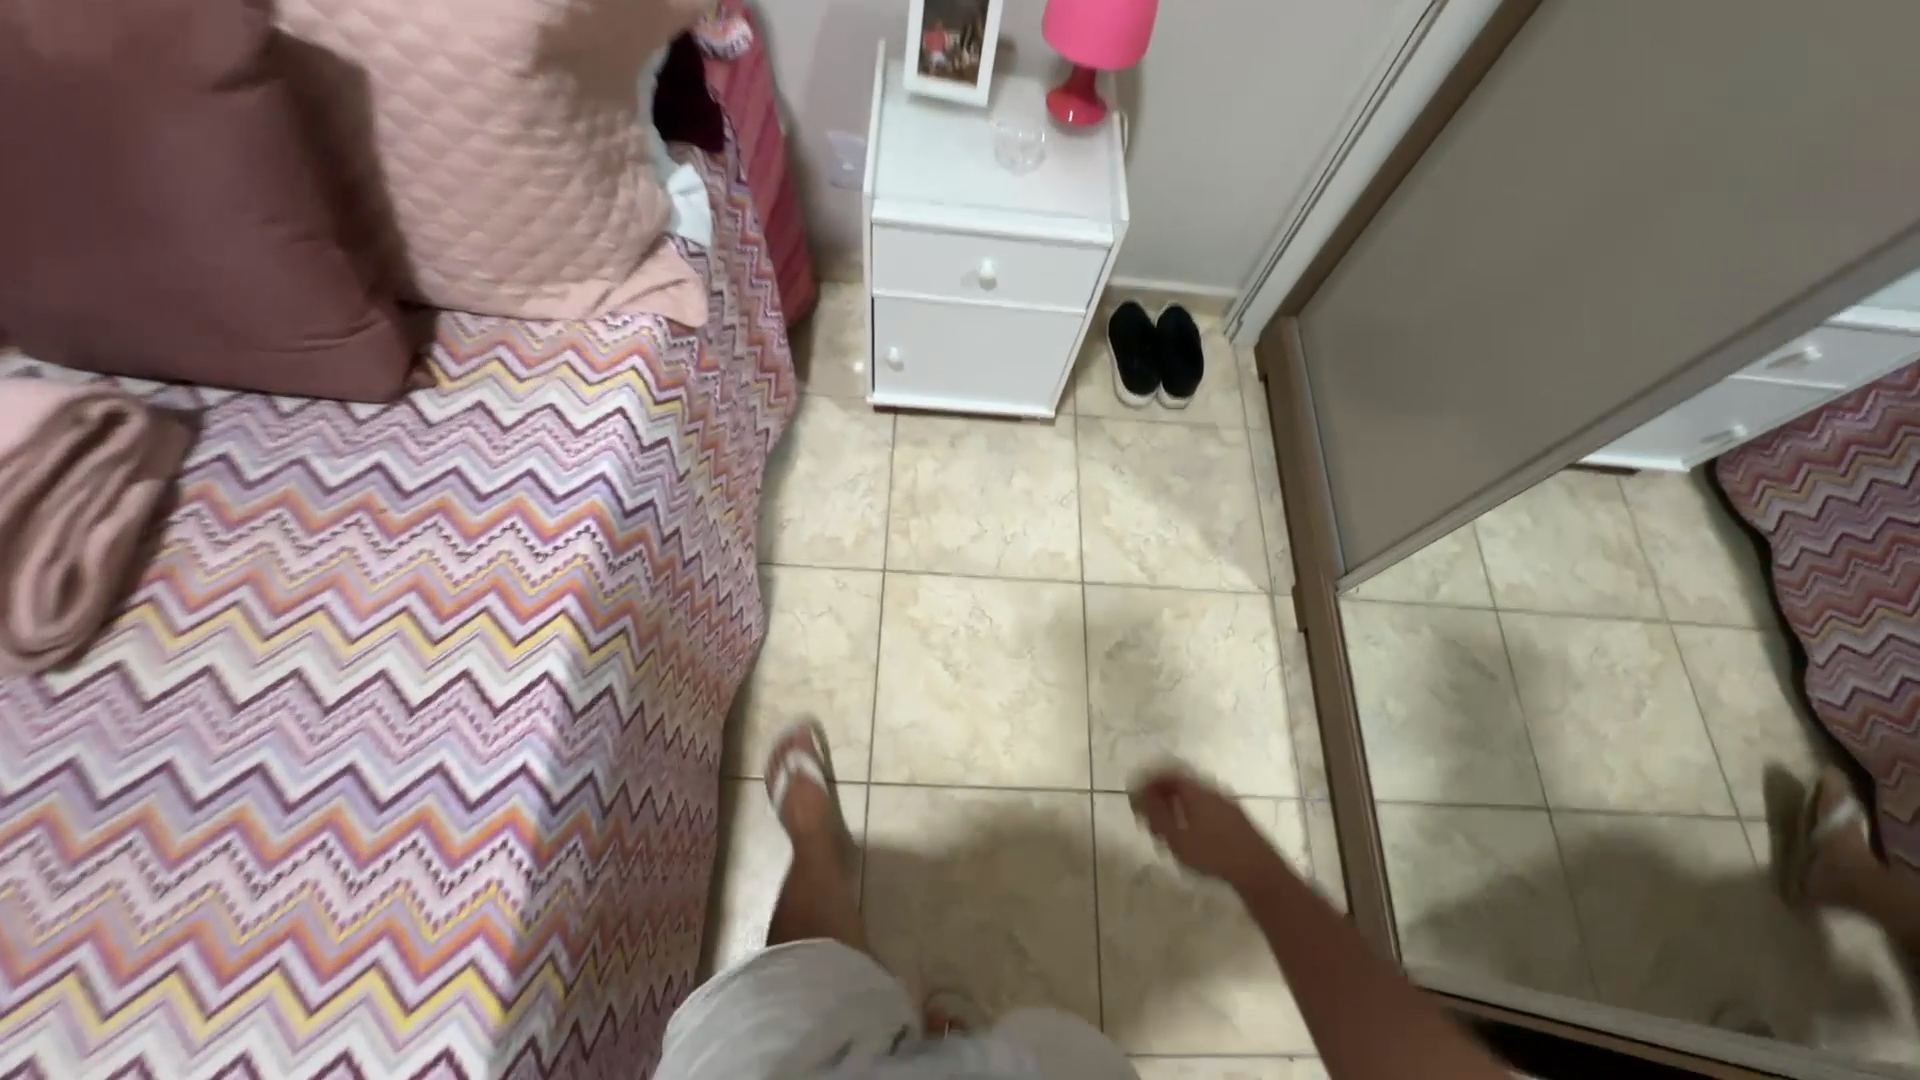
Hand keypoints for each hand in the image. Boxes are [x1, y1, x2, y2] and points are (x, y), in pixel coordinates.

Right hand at [1130, 765, 1288, 891]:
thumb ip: (1154, 814)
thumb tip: (1136, 793)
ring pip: (1194, 797)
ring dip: (1176, 807)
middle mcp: (1213, 790)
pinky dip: (1191, 815)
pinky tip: (1190, 838)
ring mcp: (1228, 804)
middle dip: (1161, 795)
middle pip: (1181, 783)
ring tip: (1166, 832)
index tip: (1135, 795)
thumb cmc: (1212, 854)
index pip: (1167, 772)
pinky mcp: (1237, 819)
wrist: (1260, 872)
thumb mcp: (1176, 837)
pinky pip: (1206, 807)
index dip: (1148, 779)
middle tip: (1148, 817)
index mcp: (1196, 790)